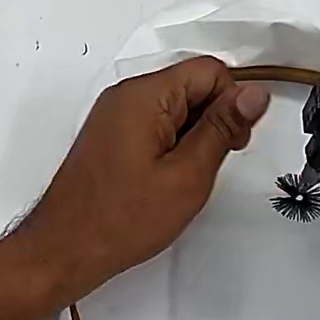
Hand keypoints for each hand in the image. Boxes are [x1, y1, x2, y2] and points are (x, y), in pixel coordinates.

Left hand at [14, 56, 269, 299]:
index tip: (234, 140)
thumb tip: (253, 95)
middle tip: (209, 164)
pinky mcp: (110, 134)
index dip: (232, 103)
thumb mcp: (188, 174)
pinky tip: (167, 177)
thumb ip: (223, 128)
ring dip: (191, 135)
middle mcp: (124, 96)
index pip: (209, 70)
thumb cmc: (119, 220)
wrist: (66, 248)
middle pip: (190, 85)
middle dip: (212, 120)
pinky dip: (170, 144)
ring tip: (184, 177)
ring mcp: (114, 115)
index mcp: (144, 96)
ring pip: (173, 107)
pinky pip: (152, 123)